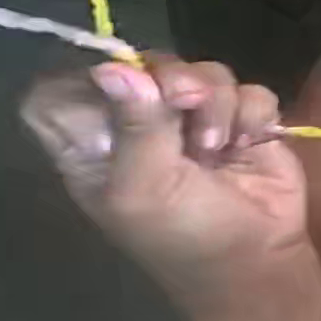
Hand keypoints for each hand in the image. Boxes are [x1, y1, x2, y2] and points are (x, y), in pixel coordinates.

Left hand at [20, 55, 310, 309]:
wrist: (257, 254)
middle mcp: (143, 124)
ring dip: (221, 103)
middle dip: (177, 79)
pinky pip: (253, 90)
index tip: (124, 83)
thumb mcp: (146, 188)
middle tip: (188, 103)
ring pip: (207, 73)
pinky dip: (256, 113)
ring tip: (221, 145)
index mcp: (94, 144)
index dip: (88, 78)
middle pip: (148, 66)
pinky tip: (252, 142)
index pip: (64, 89)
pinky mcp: (247, 121)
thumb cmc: (184, 234)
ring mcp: (198, 120)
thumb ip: (135, 128)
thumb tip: (114, 67)